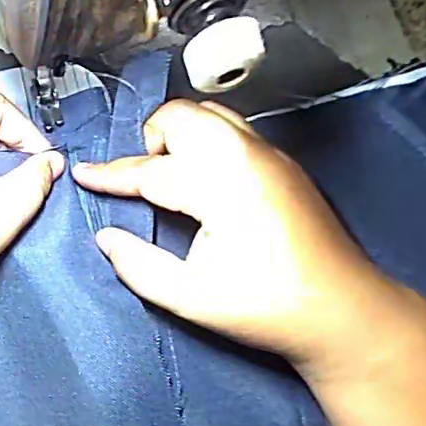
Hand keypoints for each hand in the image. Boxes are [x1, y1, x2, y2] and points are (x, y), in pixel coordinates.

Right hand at [72, 99, 425, 380]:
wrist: (342, 310)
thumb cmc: (265, 307)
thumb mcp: (189, 297)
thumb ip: (139, 265)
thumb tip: (106, 237)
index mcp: (220, 184)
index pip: (151, 170)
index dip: (110, 175)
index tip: (82, 174)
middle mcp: (246, 155)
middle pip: (182, 116)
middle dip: (150, 140)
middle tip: (139, 179)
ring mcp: (271, 156)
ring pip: (212, 116)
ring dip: (181, 136)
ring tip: (169, 176)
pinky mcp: (286, 166)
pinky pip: (235, 131)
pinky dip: (206, 143)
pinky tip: (204, 182)